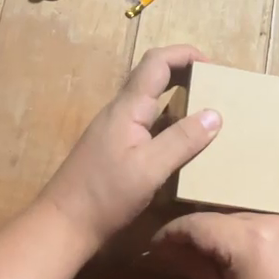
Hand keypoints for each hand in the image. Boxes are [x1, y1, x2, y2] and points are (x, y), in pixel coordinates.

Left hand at [39, 45, 221, 248]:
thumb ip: (182, 140)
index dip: (184, 54)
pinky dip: (168, 120)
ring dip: (177, 96)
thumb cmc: (105, 195)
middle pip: (152, 75)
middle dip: (184, 72)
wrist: (63, 224)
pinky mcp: (114, 146)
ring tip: (206, 111)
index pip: (156, 62)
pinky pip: (146, 121)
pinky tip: (182, 141)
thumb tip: (215, 114)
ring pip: (149, 98)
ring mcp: (115, 128)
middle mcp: (120, 110)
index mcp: (128, 107)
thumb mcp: (150, 169)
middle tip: (214, 87)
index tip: (212, 67)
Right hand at [152, 212, 278, 278]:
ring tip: (203, 258)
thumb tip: (169, 251)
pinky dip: (243, 239)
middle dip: (195, 234)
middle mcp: (267, 220)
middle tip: (174, 254)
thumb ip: (196, 270)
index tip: (152, 247)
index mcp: (246, 237)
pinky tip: (237, 261)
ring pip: (240, 221)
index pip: (196, 223)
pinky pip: (261, 228)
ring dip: (219, 235)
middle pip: (219, 219)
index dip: (171, 234)